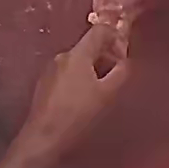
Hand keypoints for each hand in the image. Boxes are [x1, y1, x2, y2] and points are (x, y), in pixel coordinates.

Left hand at [0, 25, 131, 167]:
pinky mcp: (45, 82)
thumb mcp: (106, 94)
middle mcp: (62, 55)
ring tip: (102, 88)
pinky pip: (68, 71)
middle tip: (117, 74)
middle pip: (89, 45)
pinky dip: (80, 76)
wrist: (43, 137)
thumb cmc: (78, 114)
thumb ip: (120, 72)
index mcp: (77, 54)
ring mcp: (51, 68)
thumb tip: (125, 61)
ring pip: (78, 59)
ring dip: (94, 67)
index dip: (115, 37)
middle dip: (106, 55)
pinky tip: (84, 96)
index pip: (99, 30)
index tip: (123, 55)